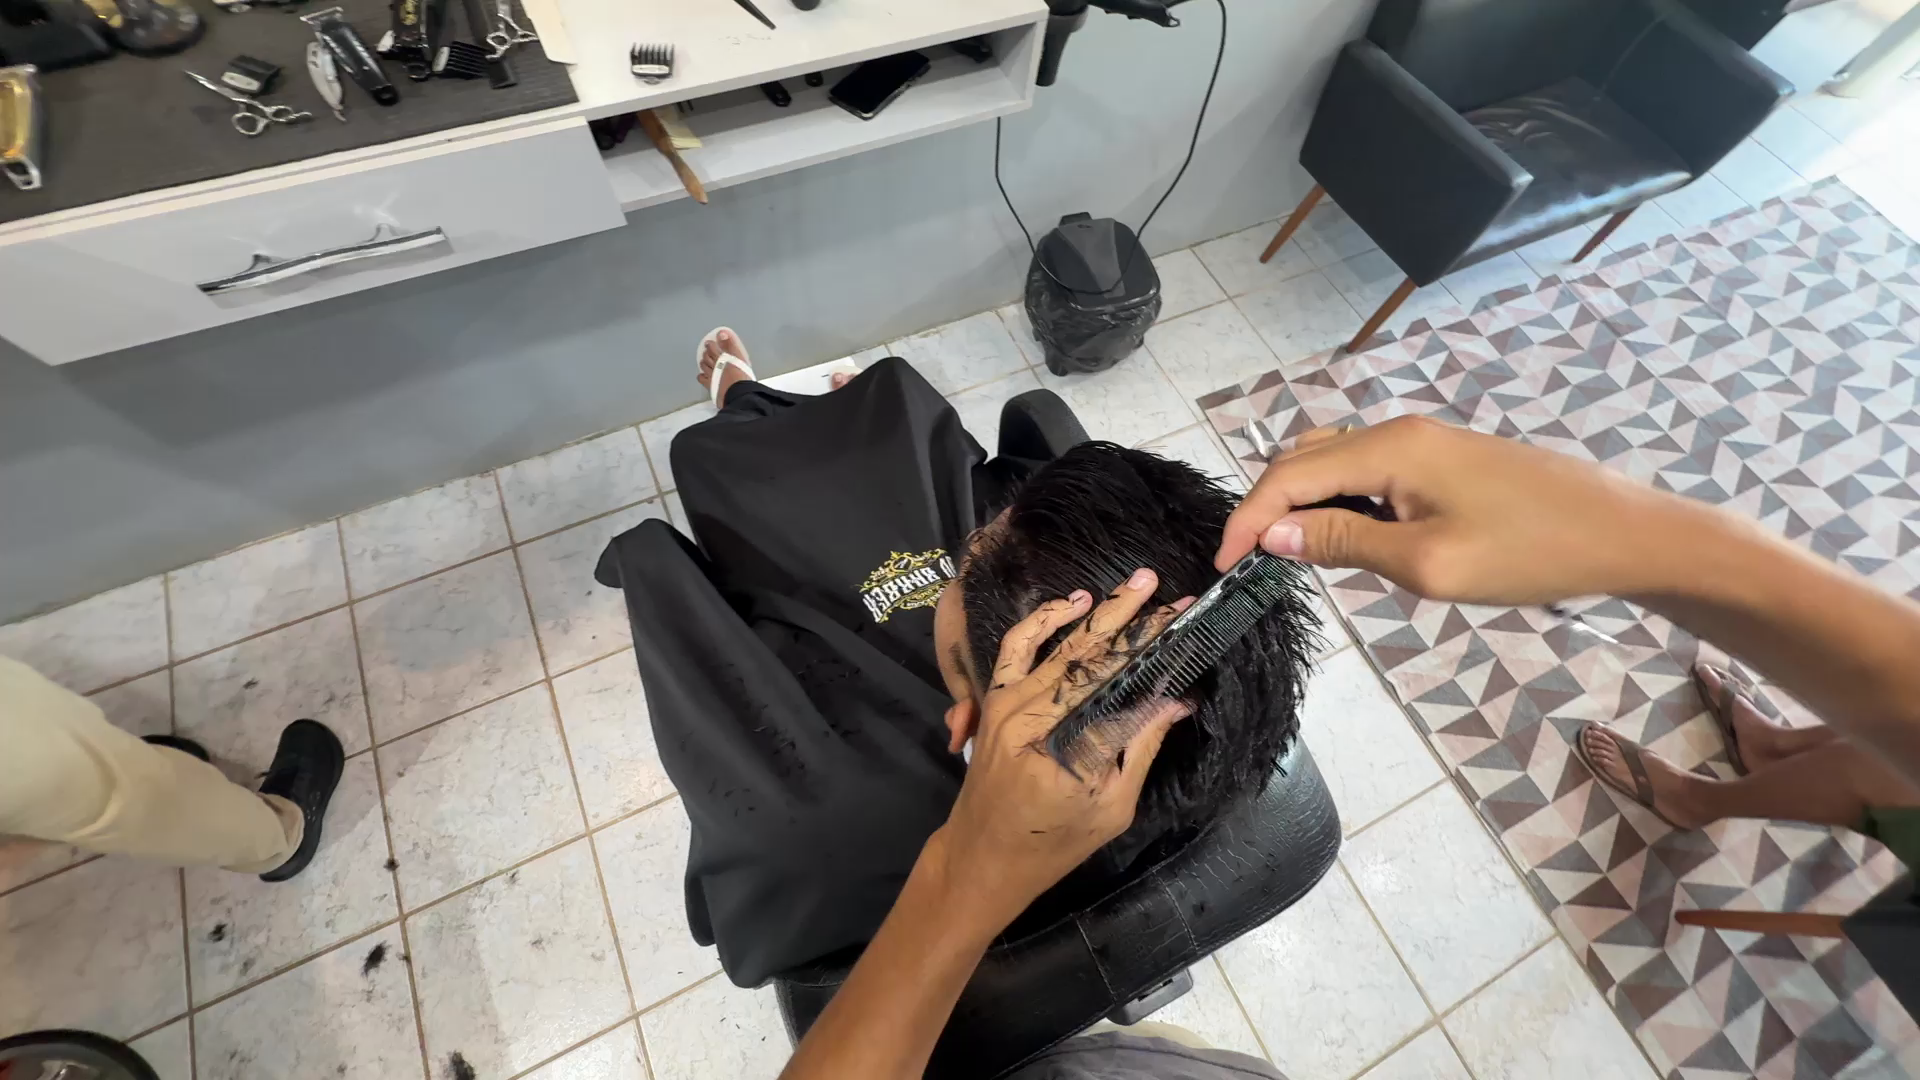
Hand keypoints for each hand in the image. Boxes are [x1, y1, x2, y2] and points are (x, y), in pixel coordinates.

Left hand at [929, 569, 1190, 927]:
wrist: (982, 854)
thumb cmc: (1052, 844)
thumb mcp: (1111, 809)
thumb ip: (1139, 748)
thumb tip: (1178, 699)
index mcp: (1067, 757)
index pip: (1123, 694)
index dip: (1156, 659)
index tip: (1185, 628)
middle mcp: (1032, 721)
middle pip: (1092, 663)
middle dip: (1135, 626)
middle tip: (1169, 595)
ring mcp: (1007, 705)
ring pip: (1062, 649)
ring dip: (1102, 614)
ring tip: (1137, 584)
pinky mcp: (994, 698)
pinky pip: (1016, 647)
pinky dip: (1043, 619)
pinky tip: (1076, 602)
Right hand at [1216, 416, 1695, 605]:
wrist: (1631, 537)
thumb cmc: (1531, 552)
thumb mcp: (1426, 561)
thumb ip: (1340, 542)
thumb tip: (1271, 535)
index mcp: (1387, 448)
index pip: (1287, 477)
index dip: (1247, 520)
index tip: (1224, 565)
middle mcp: (1393, 432)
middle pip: (1299, 462)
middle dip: (1265, 510)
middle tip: (1253, 562)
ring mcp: (1416, 442)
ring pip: (1326, 463)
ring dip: (1297, 503)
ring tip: (1292, 550)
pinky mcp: (1433, 459)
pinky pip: (1358, 471)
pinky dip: (1331, 499)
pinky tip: (1340, 532)